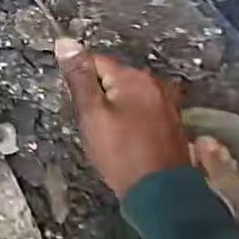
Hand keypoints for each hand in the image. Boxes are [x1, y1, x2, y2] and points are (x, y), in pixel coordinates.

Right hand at [56, 37, 191, 198]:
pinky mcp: (172, 122)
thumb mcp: (92, 114)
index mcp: (134, 78)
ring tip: (112, 136)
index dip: (81, 84)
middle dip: (99, 96)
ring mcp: (167, 103)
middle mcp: (155, 84)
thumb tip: (65, 42)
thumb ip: (79, 77)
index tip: (83, 108)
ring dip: (116, 109)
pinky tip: (128, 142)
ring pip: (127, 95)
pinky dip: (132, 121)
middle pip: (112, 78)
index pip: (94, 62)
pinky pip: (142, 110)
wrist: (162, 197)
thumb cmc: (122, 155)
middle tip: (96, 125)